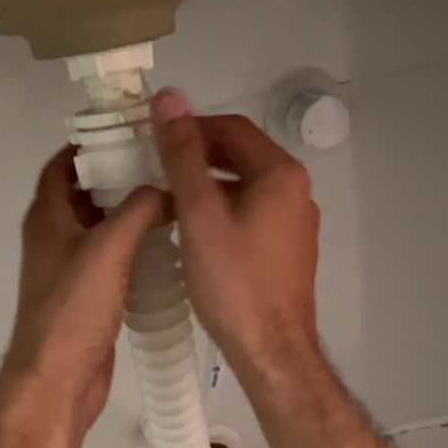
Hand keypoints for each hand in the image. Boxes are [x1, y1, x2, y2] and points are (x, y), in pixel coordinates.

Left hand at [0, 146, 165, 445]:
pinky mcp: (88, 300)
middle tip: (166, 168)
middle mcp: (54, 240)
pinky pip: (113, 263)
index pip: (61, 165)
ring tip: (175, 203)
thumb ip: (139, 210)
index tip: (132, 133)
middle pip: (86, 196)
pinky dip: (135, 251)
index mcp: (47, 218)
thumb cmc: (74, 309)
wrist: (58, 380)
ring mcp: (70, 273)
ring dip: (131, 217)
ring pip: (102, 231)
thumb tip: (167, 188)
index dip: (90, 145)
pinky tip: (168, 251)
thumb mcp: (108, 248)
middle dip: (121, 179)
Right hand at [149, 88, 322, 381]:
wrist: (271, 351)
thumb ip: (183, 156)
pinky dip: (223, 212)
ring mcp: (296, 225)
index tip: (150, 141)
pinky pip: (253, 216)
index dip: (188, 128)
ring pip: (246, 188)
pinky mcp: (290, 253)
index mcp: (281, 174)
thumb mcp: (200, 215)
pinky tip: (196, 233)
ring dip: (208, 186)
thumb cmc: (233, 283)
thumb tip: (168, 97)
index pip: (231, 128)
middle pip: (242, 156)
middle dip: (198, 156)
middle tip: (154, 169)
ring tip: (167, 200)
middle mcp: (297, 192)